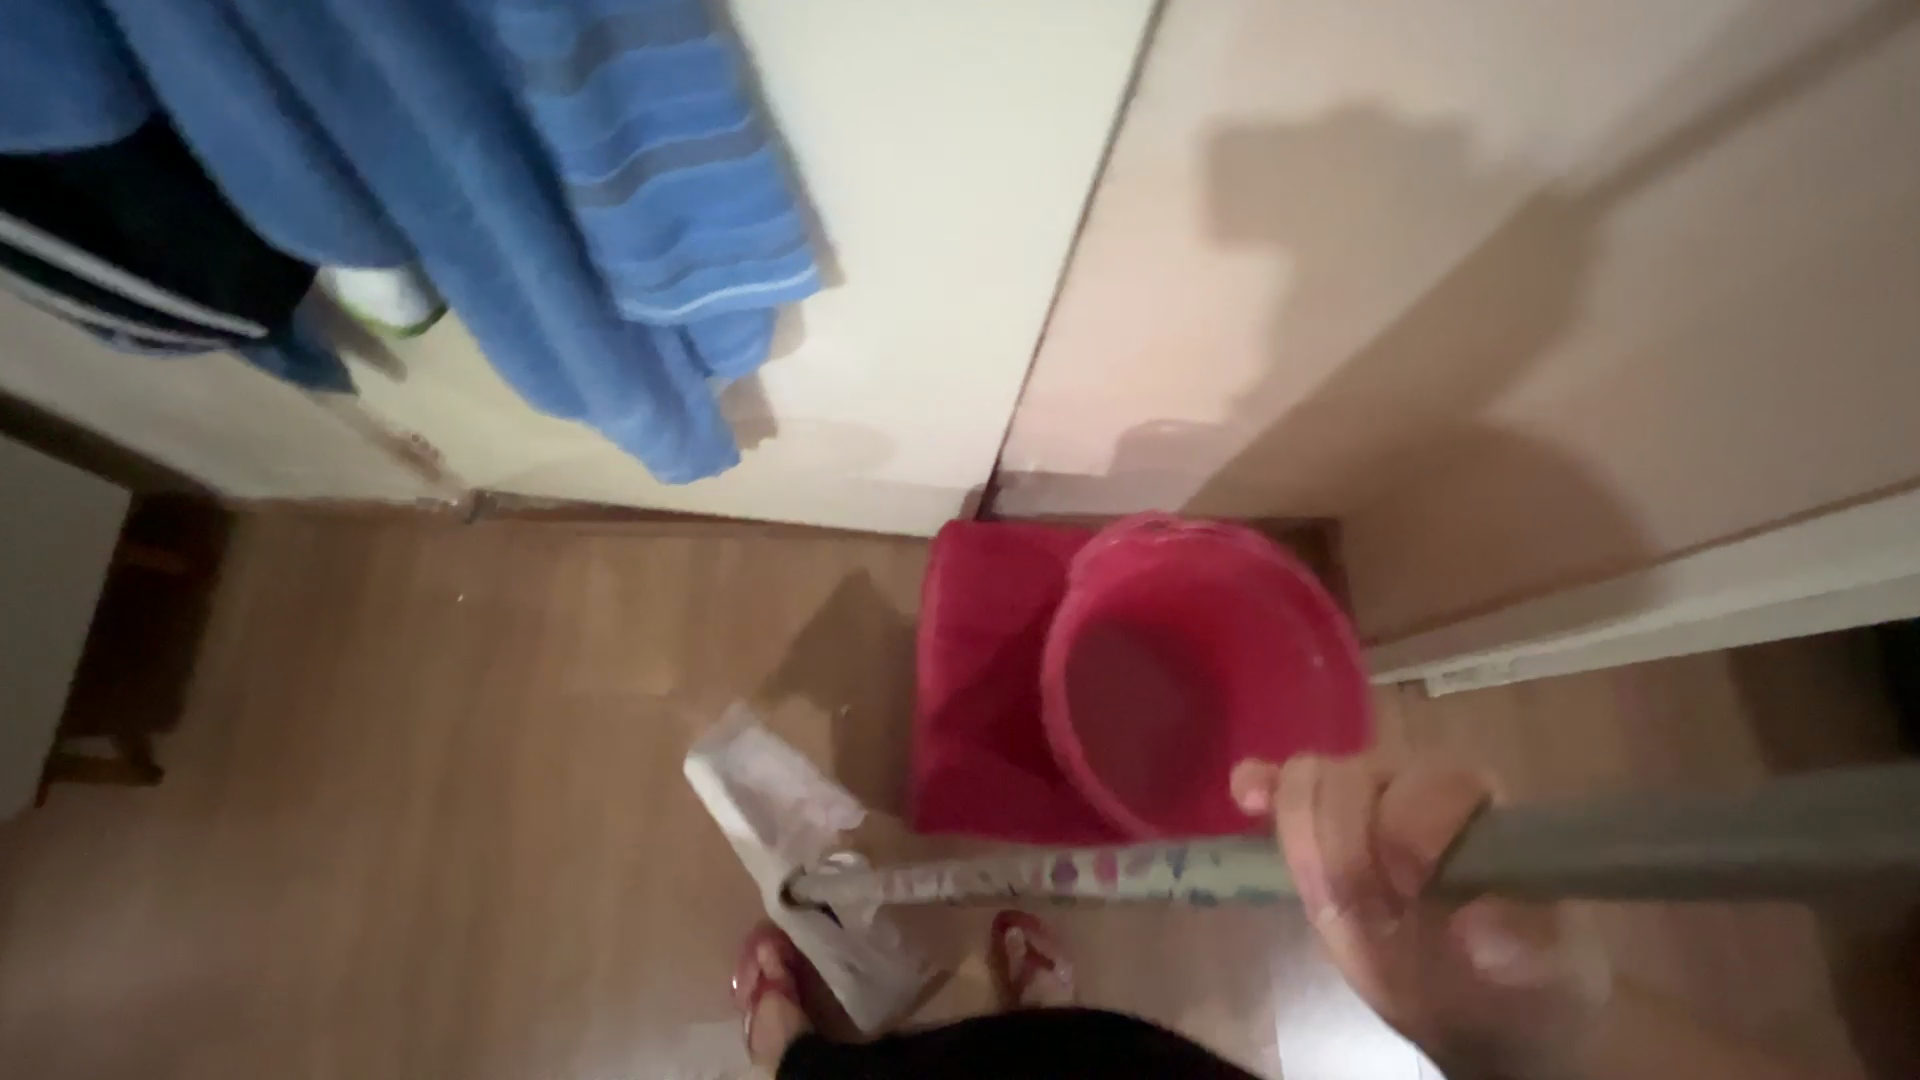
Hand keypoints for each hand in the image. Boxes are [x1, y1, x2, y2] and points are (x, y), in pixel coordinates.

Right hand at [1232, 756, 1611, 1076]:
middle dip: (1345, 850)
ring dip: (1302, 842)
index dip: (1407, 831)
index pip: (1432, 784)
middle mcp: (1411, 782)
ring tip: (1328, 904)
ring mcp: (1355, 798)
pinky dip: (1258, 784)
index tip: (1410, 896)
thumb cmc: (1517, 984)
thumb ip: (1528, 947)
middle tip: (1364, 915)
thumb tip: (1478, 929)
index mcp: (1480, 803)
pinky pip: (1276, 782)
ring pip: (1307, 781)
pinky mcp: (1311, 821)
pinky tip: (1249, 801)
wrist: (1473, 1006)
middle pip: (1351, 778)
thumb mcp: (1550, 976)